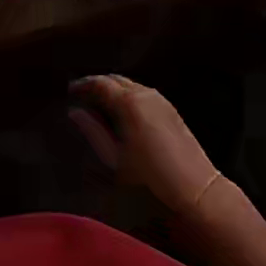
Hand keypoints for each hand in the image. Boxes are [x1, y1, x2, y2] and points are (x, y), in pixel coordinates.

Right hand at [68, 74, 221, 214]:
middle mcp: (145, 93)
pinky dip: (127, 94)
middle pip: (115, 79)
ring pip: (130, 84)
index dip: (83, 84)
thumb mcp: (114, 157)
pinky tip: (120, 110)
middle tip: (81, 95)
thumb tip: (75, 112)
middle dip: (96, 84)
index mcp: (129, 102)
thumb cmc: (149, 176)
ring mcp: (160, 99)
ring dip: (112, 89)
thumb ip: (93, 130)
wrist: (194, 187)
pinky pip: (142, 92)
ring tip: (97, 103)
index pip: (100, 83)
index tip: (70, 90)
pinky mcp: (170, 108)